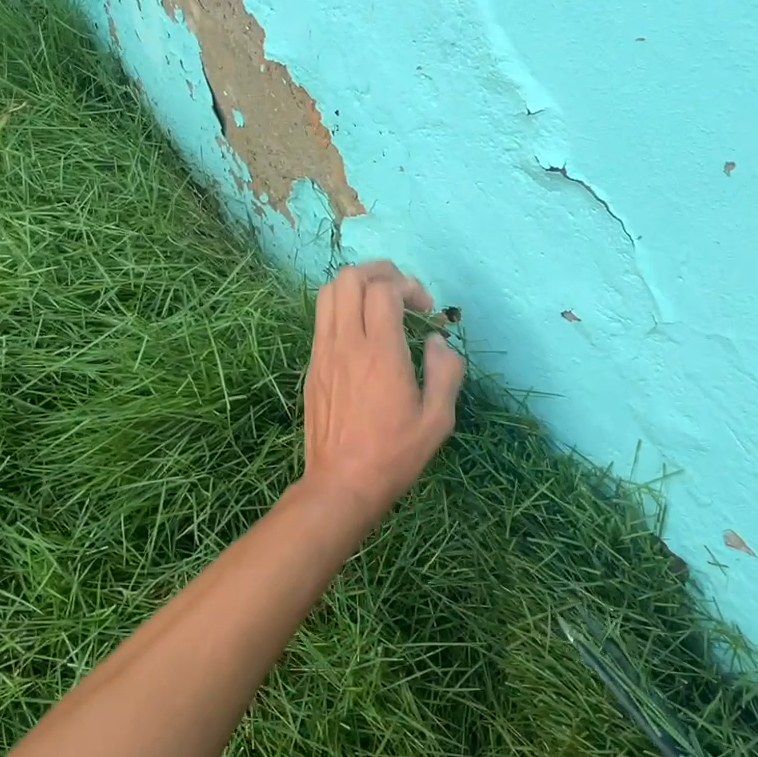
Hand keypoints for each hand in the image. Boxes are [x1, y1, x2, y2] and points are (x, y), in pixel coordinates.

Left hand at [300, 260, 464, 520]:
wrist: (341, 484)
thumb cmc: (394, 455)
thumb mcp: (438, 420)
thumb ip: (445, 371)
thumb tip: (436, 340)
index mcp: (380, 352)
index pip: (384, 289)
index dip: (408, 286)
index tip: (425, 308)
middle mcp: (347, 343)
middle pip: (350, 277)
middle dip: (379, 272)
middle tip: (401, 292)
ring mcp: (323, 352)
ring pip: (329, 291)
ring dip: (356, 285)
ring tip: (379, 301)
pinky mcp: (312, 365)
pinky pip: (322, 317)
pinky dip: (342, 307)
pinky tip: (361, 330)